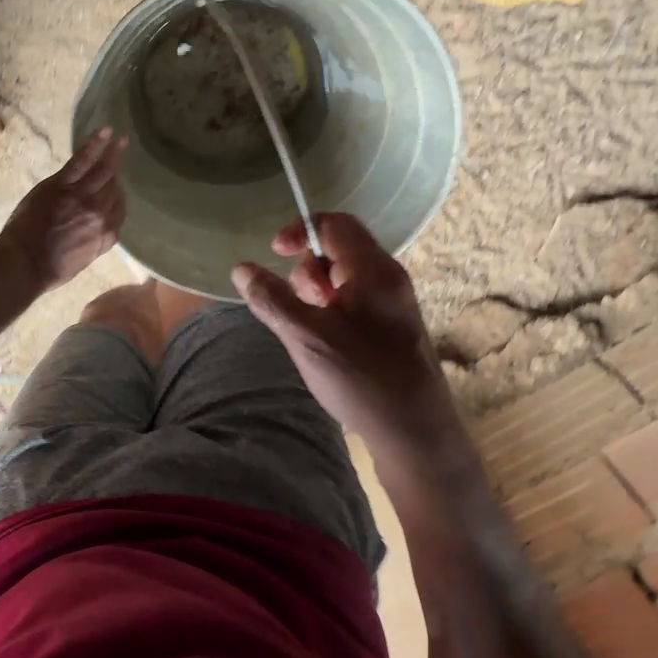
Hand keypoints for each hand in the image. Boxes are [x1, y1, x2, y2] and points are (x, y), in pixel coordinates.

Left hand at [0, 127, 128, 291]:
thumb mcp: (82, 258)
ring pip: (103, 172)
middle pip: (113, 188)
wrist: (24, 263)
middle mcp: (101, 213)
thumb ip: (94, 240)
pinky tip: (105, 131)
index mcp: (106, 235)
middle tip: (114, 163)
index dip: (115, 199)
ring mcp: (83, 196)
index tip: (113, 191)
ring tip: (121, 140)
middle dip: (112, 178)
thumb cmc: (48, 269)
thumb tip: (95, 229)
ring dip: (113, 154)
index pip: (119, 209)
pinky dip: (95, 145)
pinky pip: (83, 161)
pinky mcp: (63, 185)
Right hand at [230, 213, 470, 469]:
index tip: (274, 255)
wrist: (415, 434)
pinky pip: (351, 299)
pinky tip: (322, 342)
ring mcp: (391, 304)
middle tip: (298, 305)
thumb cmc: (362, 380)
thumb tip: (242, 269)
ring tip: (308, 328)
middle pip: (337, 248)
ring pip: (342, 276)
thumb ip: (272, 299)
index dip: (299, 231)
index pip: (335, 223)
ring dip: (315, 292)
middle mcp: (387, 279)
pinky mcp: (389, 327)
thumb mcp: (306, 338)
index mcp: (374, 271)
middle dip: (305, 270)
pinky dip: (329, 309)